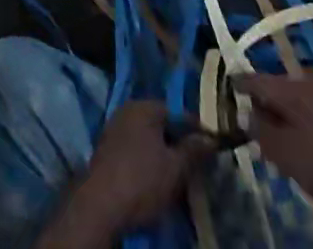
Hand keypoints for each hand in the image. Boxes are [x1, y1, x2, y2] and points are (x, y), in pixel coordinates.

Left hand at [37, 101, 211, 248]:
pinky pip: (134, 148)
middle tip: (195, 164)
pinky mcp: (106, 149)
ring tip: (177, 174)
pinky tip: (155, 177)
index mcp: (144, 107)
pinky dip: (147, 158)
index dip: (197, 131)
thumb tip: (210, 138)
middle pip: (161, 124)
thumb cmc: (142, 180)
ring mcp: (114, 129)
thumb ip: (194, 150)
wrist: (100, 205)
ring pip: (147, 138)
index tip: (212, 148)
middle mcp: (127, 111)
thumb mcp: (176, 168)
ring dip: (162, 152)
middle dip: (178, 142)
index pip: (178, 113)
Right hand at [237, 76, 312, 248]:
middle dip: (250, 102)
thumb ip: (256, 127)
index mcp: (290, 88)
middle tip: (232, 119)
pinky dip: (283, 128)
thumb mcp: (279, 149)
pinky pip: (294, 118)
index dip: (233, 84)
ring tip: (254, 136)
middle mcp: (303, 89)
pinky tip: (280, 148)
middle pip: (267, 88)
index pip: (251, 78)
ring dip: (267, 117)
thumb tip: (244, 112)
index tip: (215, 92)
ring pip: (281, 105)